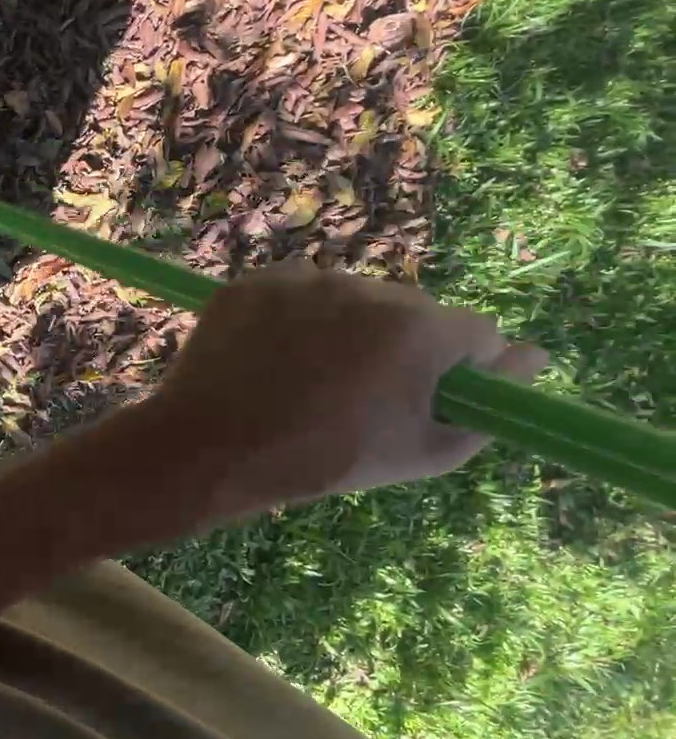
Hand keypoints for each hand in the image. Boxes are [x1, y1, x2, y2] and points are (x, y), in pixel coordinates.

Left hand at [155, 260, 547, 515]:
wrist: (211, 445)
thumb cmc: (324, 456)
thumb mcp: (427, 448)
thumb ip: (491, 401)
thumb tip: (529, 357)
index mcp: (419, 326)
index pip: (472, 332)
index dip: (456, 367)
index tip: (423, 395)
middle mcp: (360, 288)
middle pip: (407, 309)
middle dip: (397, 343)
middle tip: (357, 390)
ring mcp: (296, 282)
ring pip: (346, 297)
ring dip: (342, 325)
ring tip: (307, 374)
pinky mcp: (246, 285)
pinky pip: (289, 292)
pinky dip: (290, 315)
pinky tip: (272, 353)